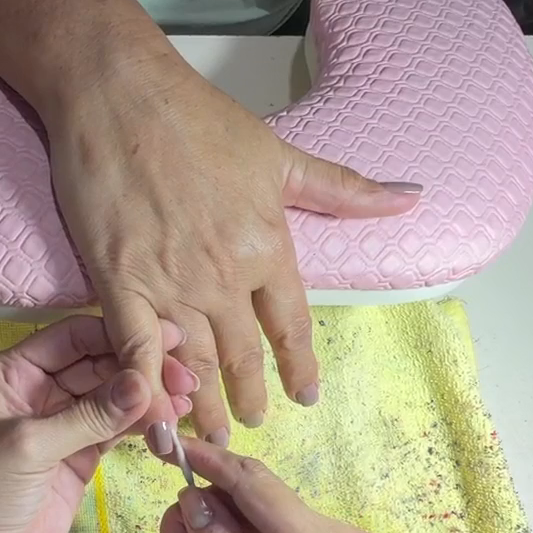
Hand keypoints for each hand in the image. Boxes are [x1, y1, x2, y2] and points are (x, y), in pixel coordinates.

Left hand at [0, 315, 195, 532]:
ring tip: (190, 396)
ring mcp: (62, 424)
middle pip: (97, 363)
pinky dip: (142, 425)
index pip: (73, 337)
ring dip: (147, 396)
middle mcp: (38, 390)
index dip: (117, 333)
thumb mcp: (29, 446)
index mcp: (14, 372)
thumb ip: (89, 415)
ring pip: (111, 397)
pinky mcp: (79, 457)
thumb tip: (145, 384)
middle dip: (139, 366)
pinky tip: (172, 422)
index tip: (165, 336)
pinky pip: (115, 430)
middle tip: (187, 373)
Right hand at [47, 52, 419, 451]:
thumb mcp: (279, 152)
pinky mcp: (120, 284)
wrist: (121, 95)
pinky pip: (137, 351)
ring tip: (209, 436)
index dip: (299, 365)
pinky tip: (151, 420)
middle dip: (249, 396)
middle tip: (252, 425)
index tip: (305, 396)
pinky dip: (146, 389)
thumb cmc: (197, 118)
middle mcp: (225, 277)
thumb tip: (411, 196)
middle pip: (241, 354)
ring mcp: (172, 285)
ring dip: (204, 406)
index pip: (291, 325)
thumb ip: (342, 188)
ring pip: (194, 362)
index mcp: (267, 246)